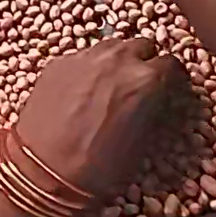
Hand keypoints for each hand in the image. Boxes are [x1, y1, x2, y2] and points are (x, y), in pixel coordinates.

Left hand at [13, 37, 177, 195]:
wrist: (43, 170)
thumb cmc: (96, 168)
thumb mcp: (140, 145)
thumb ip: (151, 111)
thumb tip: (153, 102)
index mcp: (145, 80)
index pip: (172, 64)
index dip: (171, 77)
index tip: (168, 86)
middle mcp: (117, 60)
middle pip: (141, 46)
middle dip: (143, 61)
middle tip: (137, 83)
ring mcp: (84, 57)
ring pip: (110, 46)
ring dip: (116, 60)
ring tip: (109, 83)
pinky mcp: (57, 62)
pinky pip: (82, 57)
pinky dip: (87, 67)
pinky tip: (81, 88)